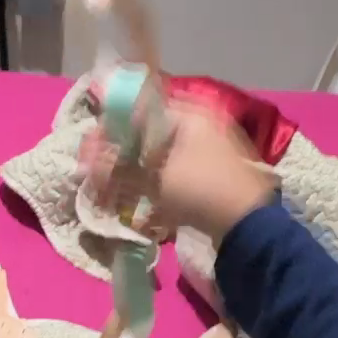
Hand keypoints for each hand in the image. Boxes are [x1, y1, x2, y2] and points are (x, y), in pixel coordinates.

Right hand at [82, 98, 277, 241]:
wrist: (247, 225)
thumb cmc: (201, 190)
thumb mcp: (155, 178)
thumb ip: (119, 167)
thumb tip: (90, 160)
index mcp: (188, 114)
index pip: (139, 112)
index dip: (111, 132)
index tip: (91, 153)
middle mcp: (199, 127)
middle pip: (147, 140)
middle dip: (120, 161)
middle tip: (98, 180)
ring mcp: (208, 154)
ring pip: (158, 163)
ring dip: (134, 181)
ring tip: (114, 200)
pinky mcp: (210, 180)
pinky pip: (173, 181)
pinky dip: (155, 194)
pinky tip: (141, 213)